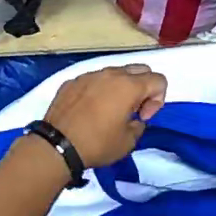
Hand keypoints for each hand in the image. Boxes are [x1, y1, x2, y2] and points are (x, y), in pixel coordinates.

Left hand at [40, 64, 167, 167]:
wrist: (57, 146)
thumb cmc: (97, 144)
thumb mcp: (129, 141)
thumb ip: (139, 124)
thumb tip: (135, 118)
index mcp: (128, 86)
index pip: (158, 79)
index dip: (157, 100)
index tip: (143, 117)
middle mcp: (110, 74)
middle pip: (139, 70)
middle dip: (142, 88)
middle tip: (132, 111)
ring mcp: (88, 75)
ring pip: (114, 73)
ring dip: (120, 88)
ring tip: (109, 111)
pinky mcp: (71, 81)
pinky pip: (93, 80)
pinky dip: (98, 91)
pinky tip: (89, 110)